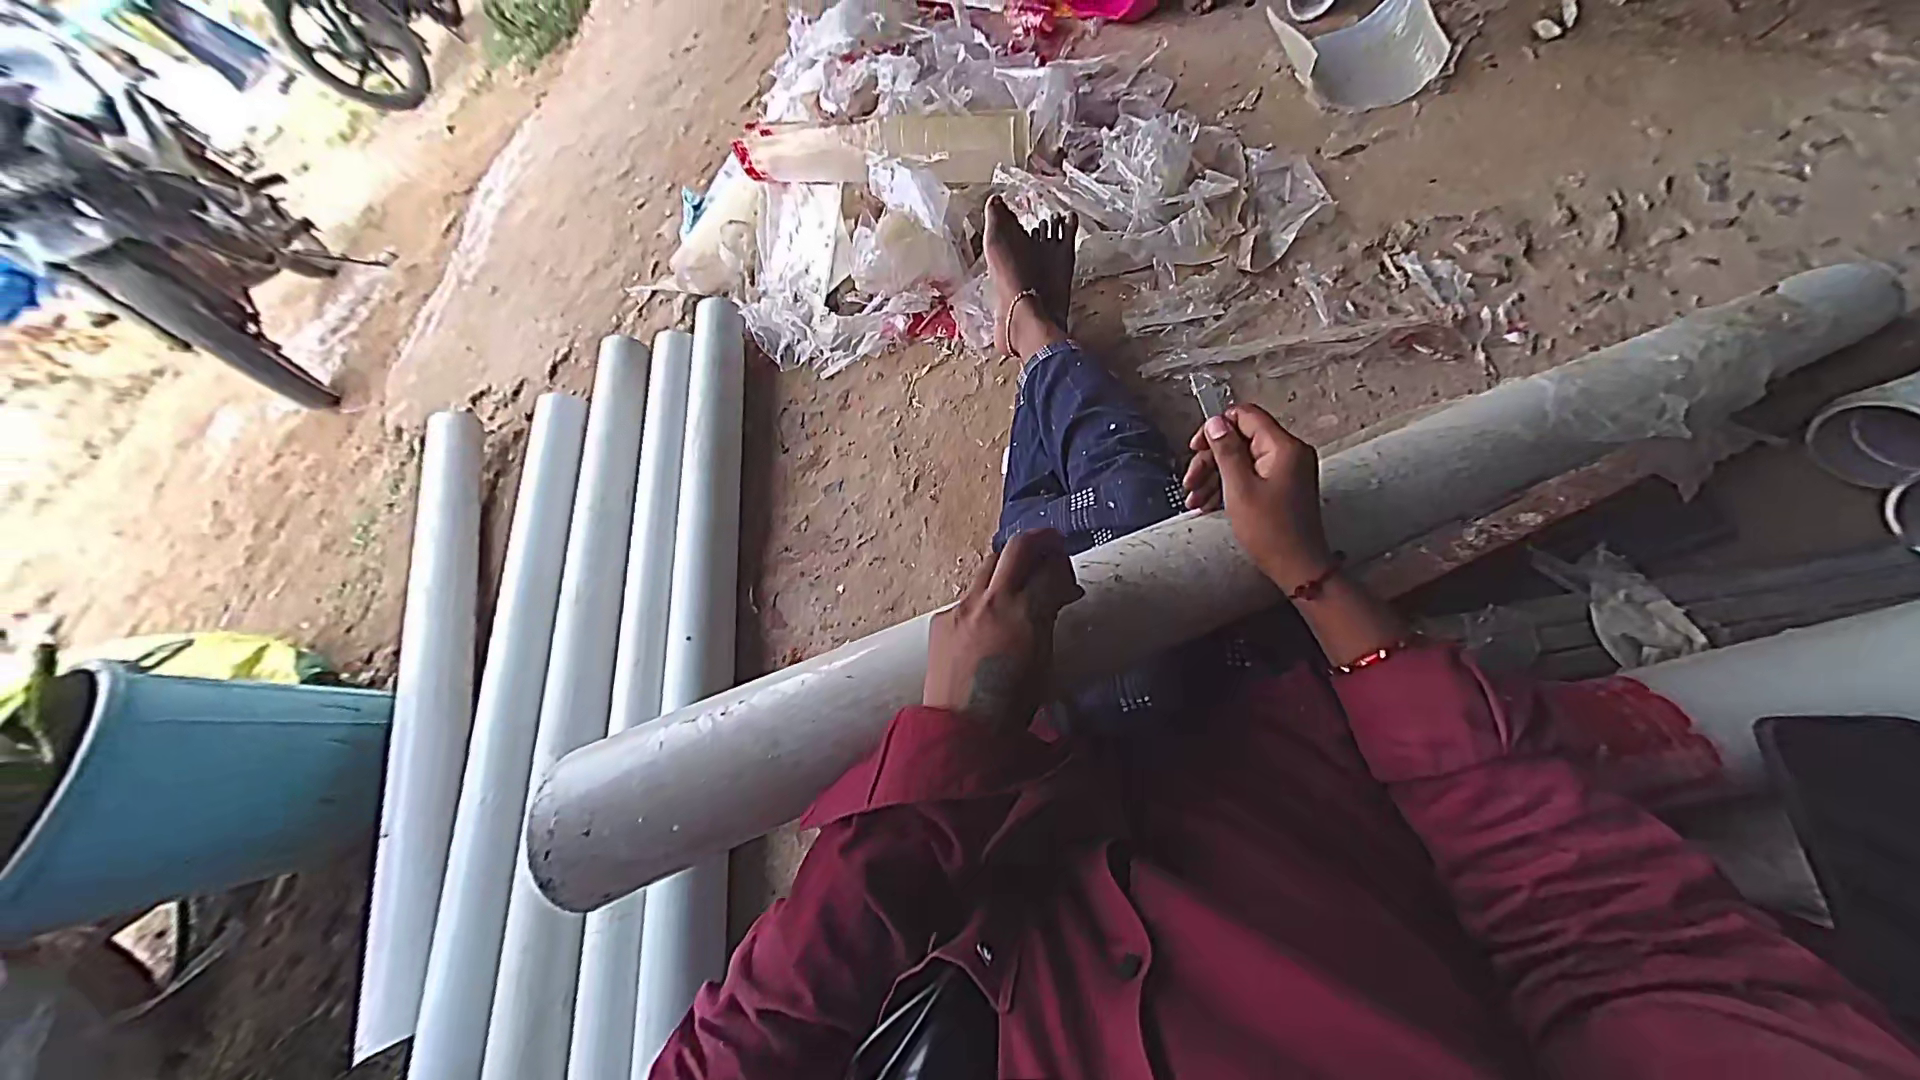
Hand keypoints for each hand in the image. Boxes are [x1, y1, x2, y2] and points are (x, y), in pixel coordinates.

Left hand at [924, 529, 1083, 730]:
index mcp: (1024, 613)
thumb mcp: (1044, 659)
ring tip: (1020, 581)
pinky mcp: (942, 619)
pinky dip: (985, 600)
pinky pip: (968, 597)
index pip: (1050, 570)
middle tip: (1052, 546)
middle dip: (1039, 541)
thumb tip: (1055, 596)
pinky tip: (989, 622)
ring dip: (1008, 566)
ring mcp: (963, 606)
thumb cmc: (1013, 705)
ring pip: (989, 566)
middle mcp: (992, 600)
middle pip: (1017, 548)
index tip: (1068, 580)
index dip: (1064, 569)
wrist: (962, 730)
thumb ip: (1047, 619)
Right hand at [1181, 404, 1335, 589]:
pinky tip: (1210, 503)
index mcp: (1283, 448)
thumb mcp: (1239, 488)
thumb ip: (1226, 451)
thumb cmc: (1273, 533)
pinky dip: (1227, 486)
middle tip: (1192, 480)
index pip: (1246, 416)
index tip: (1197, 446)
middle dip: (1211, 459)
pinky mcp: (1281, 486)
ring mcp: (1286, 471)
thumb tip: (1215, 423)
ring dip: (1214, 476)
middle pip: (1240, 440)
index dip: (1216, 428)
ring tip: (1196, 498)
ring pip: (1241, 459)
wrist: (1296, 565)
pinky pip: (1249, 475)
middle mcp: (1288, 454)